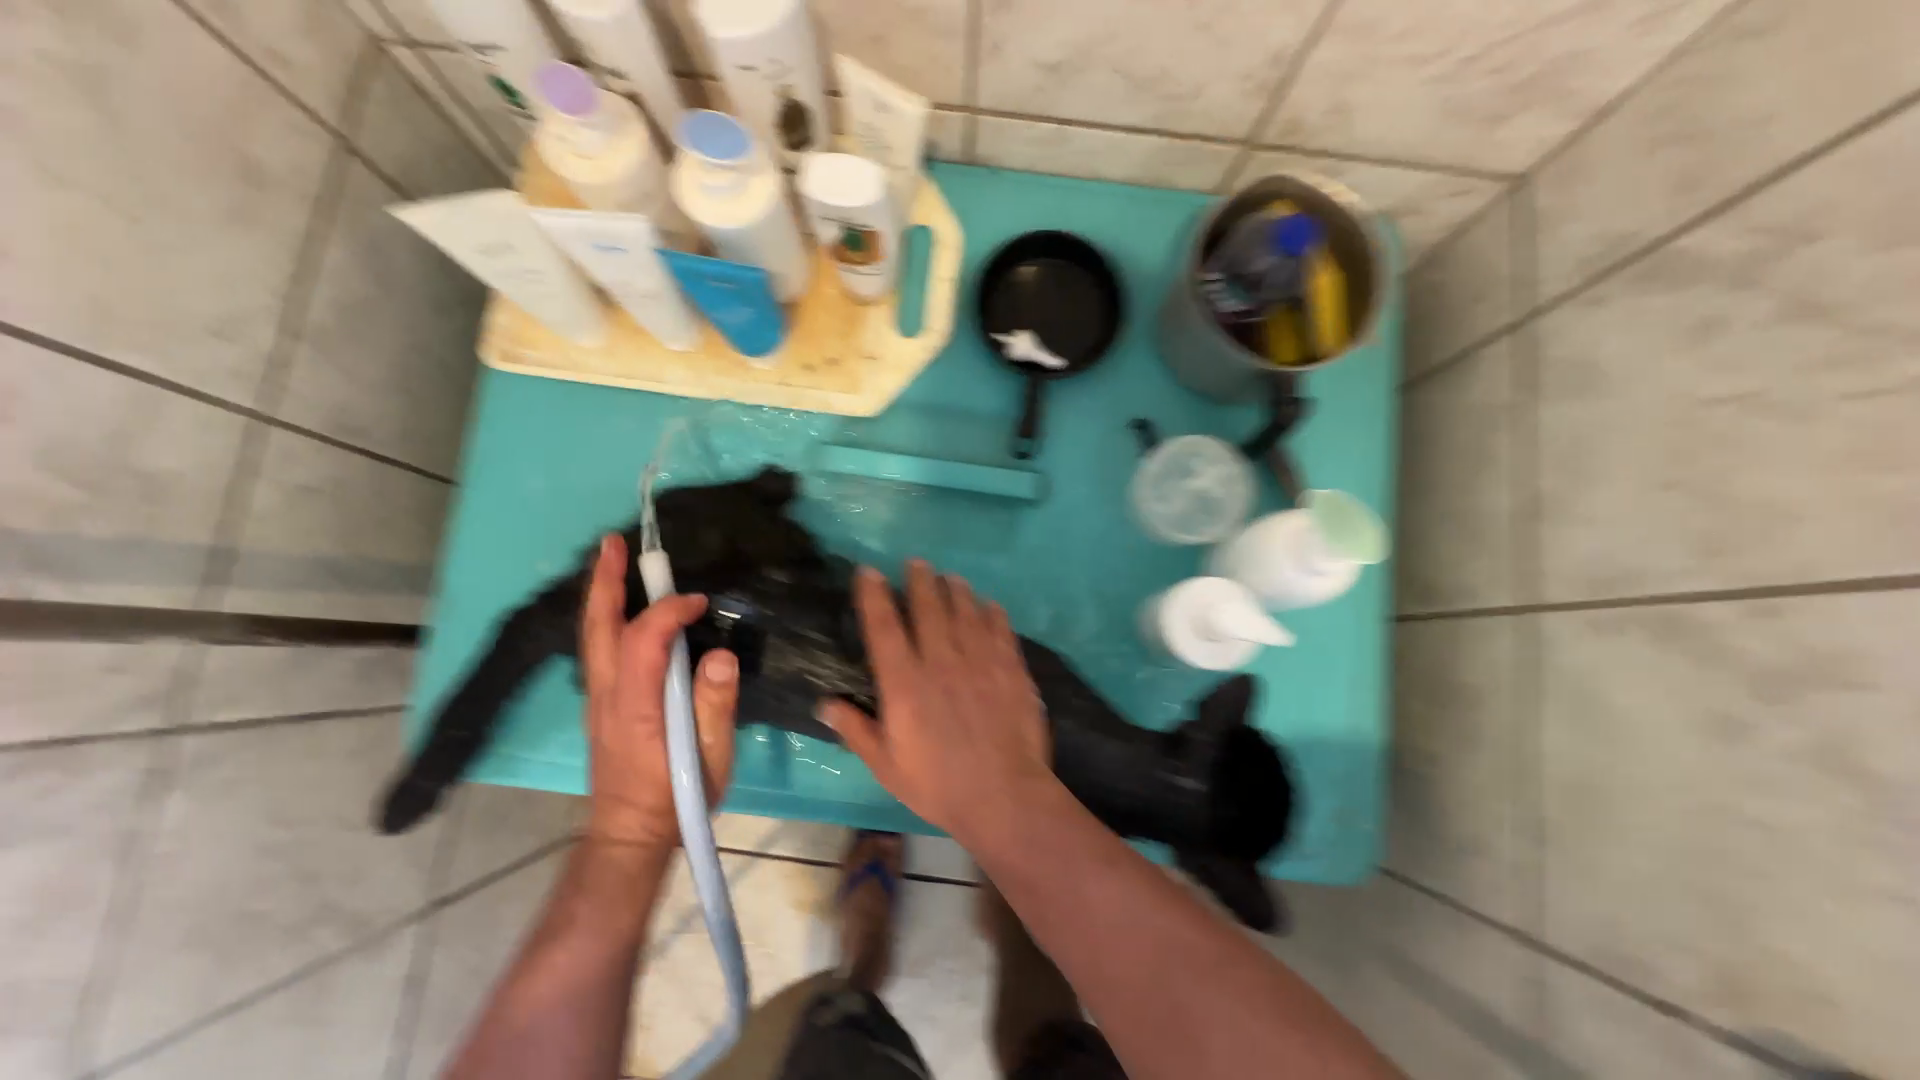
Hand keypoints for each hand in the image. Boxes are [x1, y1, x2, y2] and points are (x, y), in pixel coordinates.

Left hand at [579, 534, 738, 847]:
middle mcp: (607, 694)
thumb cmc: (676, 799)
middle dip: (605, 581)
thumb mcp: (709, 759)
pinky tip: (618, 610)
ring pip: (592, 636)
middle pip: (598, 627)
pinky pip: (597, 650)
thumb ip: (714, 706)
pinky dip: (604, 619)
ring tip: (611, 561)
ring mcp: (598, 700)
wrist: (630, 836)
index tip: (700, 602)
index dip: (670, 611)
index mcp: (636, 704)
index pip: (645, 639)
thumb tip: (721, 656)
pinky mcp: (601, 707)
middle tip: (613, 541)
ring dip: (600, 595)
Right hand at [817, 559, 1054, 841]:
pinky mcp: (1011, 669)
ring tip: (950, 578)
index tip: (869, 571)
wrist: (1003, 795)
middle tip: (916, 563)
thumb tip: (825, 704)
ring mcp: (980, 661)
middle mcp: (940, 661)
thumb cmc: (937, 785)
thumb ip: (856, 730)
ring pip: (965, 610)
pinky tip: (989, 605)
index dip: (874, 594)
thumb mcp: (887, 765)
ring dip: (956, 589)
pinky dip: (992, 612)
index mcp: (904, 683)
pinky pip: (1000, 629)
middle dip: (920, 580)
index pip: (884, 626)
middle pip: (929, 606)